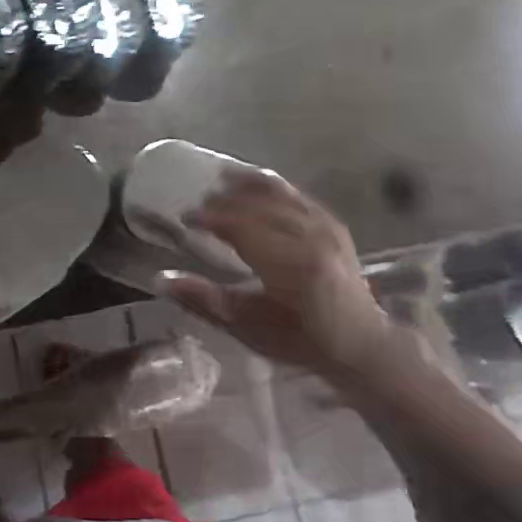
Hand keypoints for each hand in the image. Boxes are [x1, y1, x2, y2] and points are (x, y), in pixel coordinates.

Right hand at [161, 169, 393, 376]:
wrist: (359, 344)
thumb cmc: (298, 340)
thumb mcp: (246, 327)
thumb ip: (204, 300)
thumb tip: (162, 280)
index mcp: (289, 264)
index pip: (241, 226)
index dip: (210, 218)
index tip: (185, 219)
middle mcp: (311, 238)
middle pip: (260, 205)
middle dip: (225, 199)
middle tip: (197, 200)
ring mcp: (327, 229)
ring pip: (282, 194)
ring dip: (250, 185)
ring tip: (223, 177)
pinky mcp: (335, 227)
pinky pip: (300, 197)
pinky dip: (276, 187)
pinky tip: (260, 185)